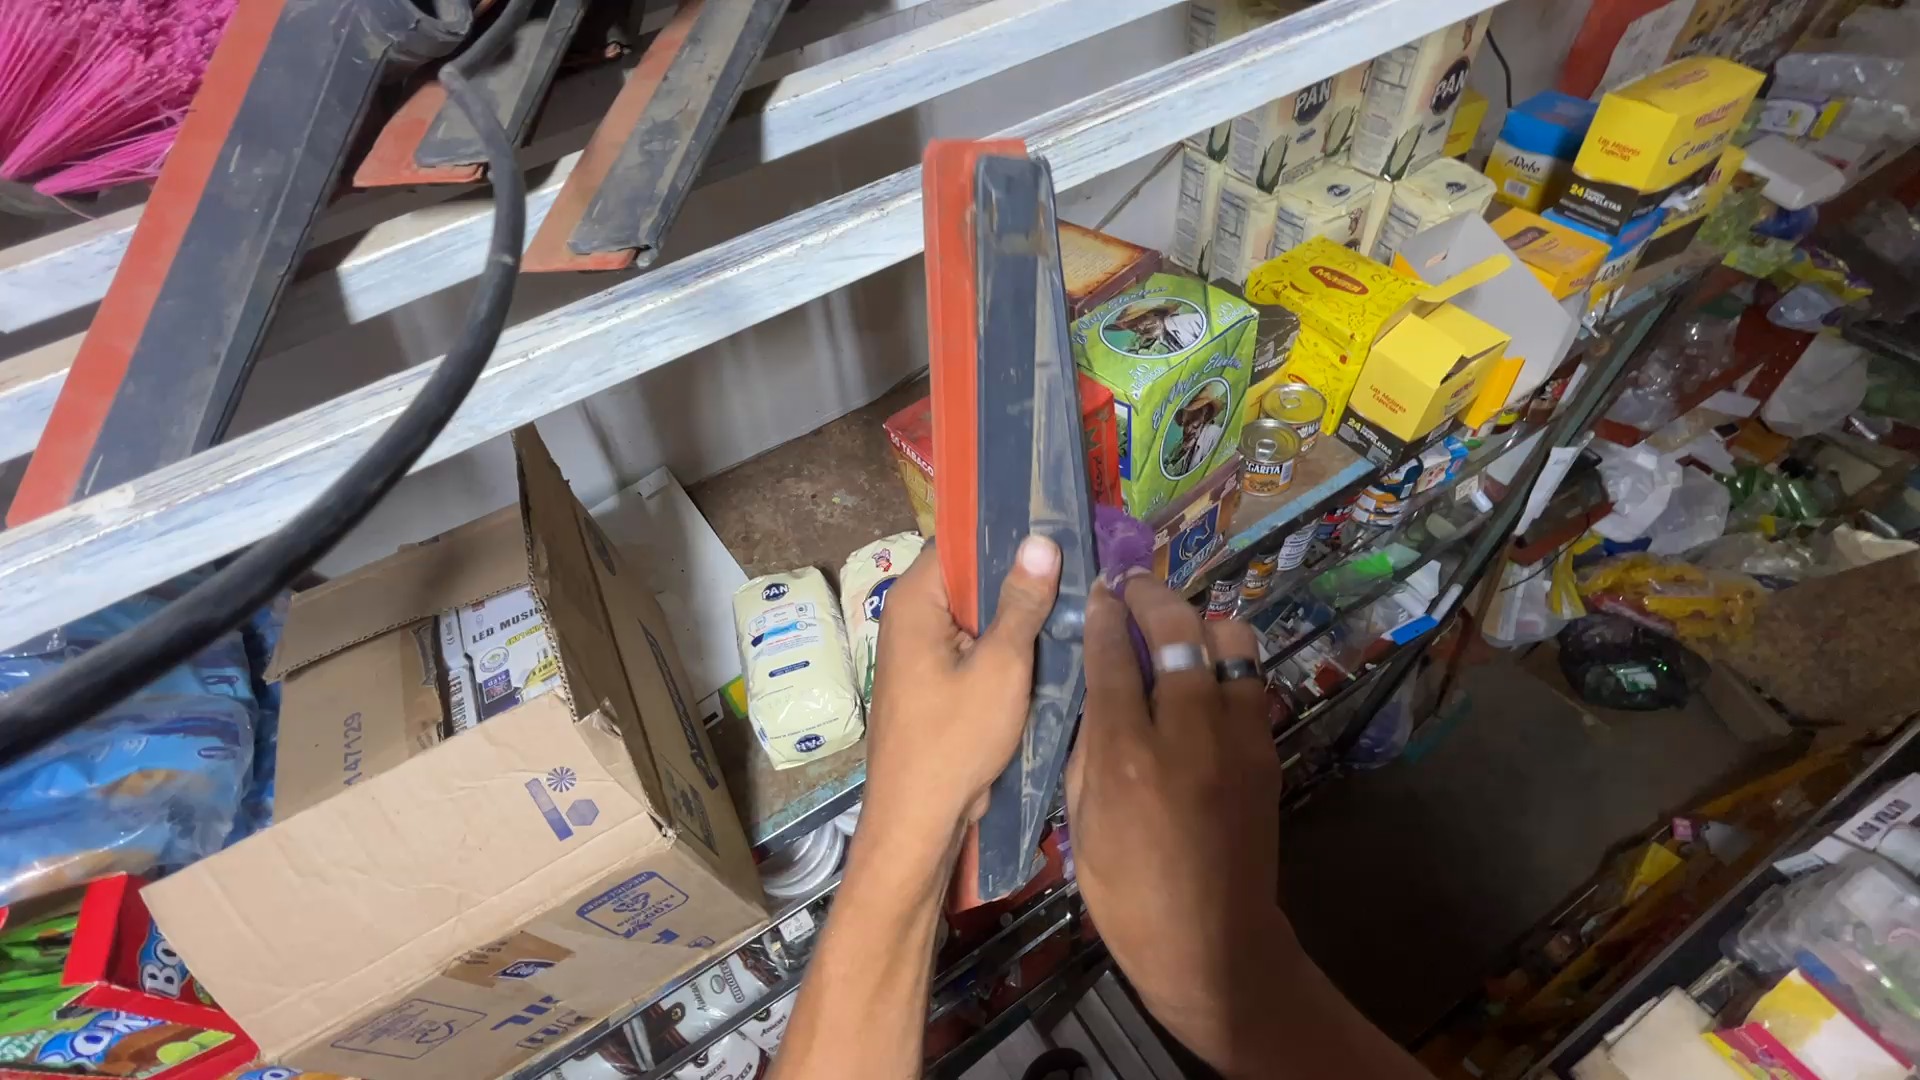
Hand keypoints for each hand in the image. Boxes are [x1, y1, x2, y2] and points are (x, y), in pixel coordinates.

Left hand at [863, 536, 1062, 849]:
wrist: (920, 817)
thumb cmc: (955, 737)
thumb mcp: (1000, 665)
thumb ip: (1021, 603)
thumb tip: (1040, 540)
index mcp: (915, 600)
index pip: (957, 542)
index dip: (1002, 530)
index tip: (1052, 523)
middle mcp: (912, 617)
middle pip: (969, 577)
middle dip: (1018, 572)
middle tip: (1075, 560)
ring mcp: (923, 650)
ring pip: (976, 614)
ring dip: (1016, 610)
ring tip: (1072, 592)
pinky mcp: (937, 679)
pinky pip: (975, 644)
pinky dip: (1006, 642)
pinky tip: (1049, 638)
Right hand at [1065, 573, 1284, 1074]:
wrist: (1213, 944)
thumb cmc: (1125, 889)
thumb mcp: (1080, 816)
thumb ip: (1089, 741)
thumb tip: (1098, 686)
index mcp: (1126, 755)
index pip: (1113, 656)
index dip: (1102, 615)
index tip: (1098, 591)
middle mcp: (1187, 732)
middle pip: (1177, 630)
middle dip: (1150, 595)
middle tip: (1133, 585)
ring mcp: (1238, 738)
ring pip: (1231, 641)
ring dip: (1198, 622)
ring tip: (1176, 629)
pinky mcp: (1267, 751)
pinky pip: (1250, 680)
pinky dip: (1225, 663)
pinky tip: (1204, 676)